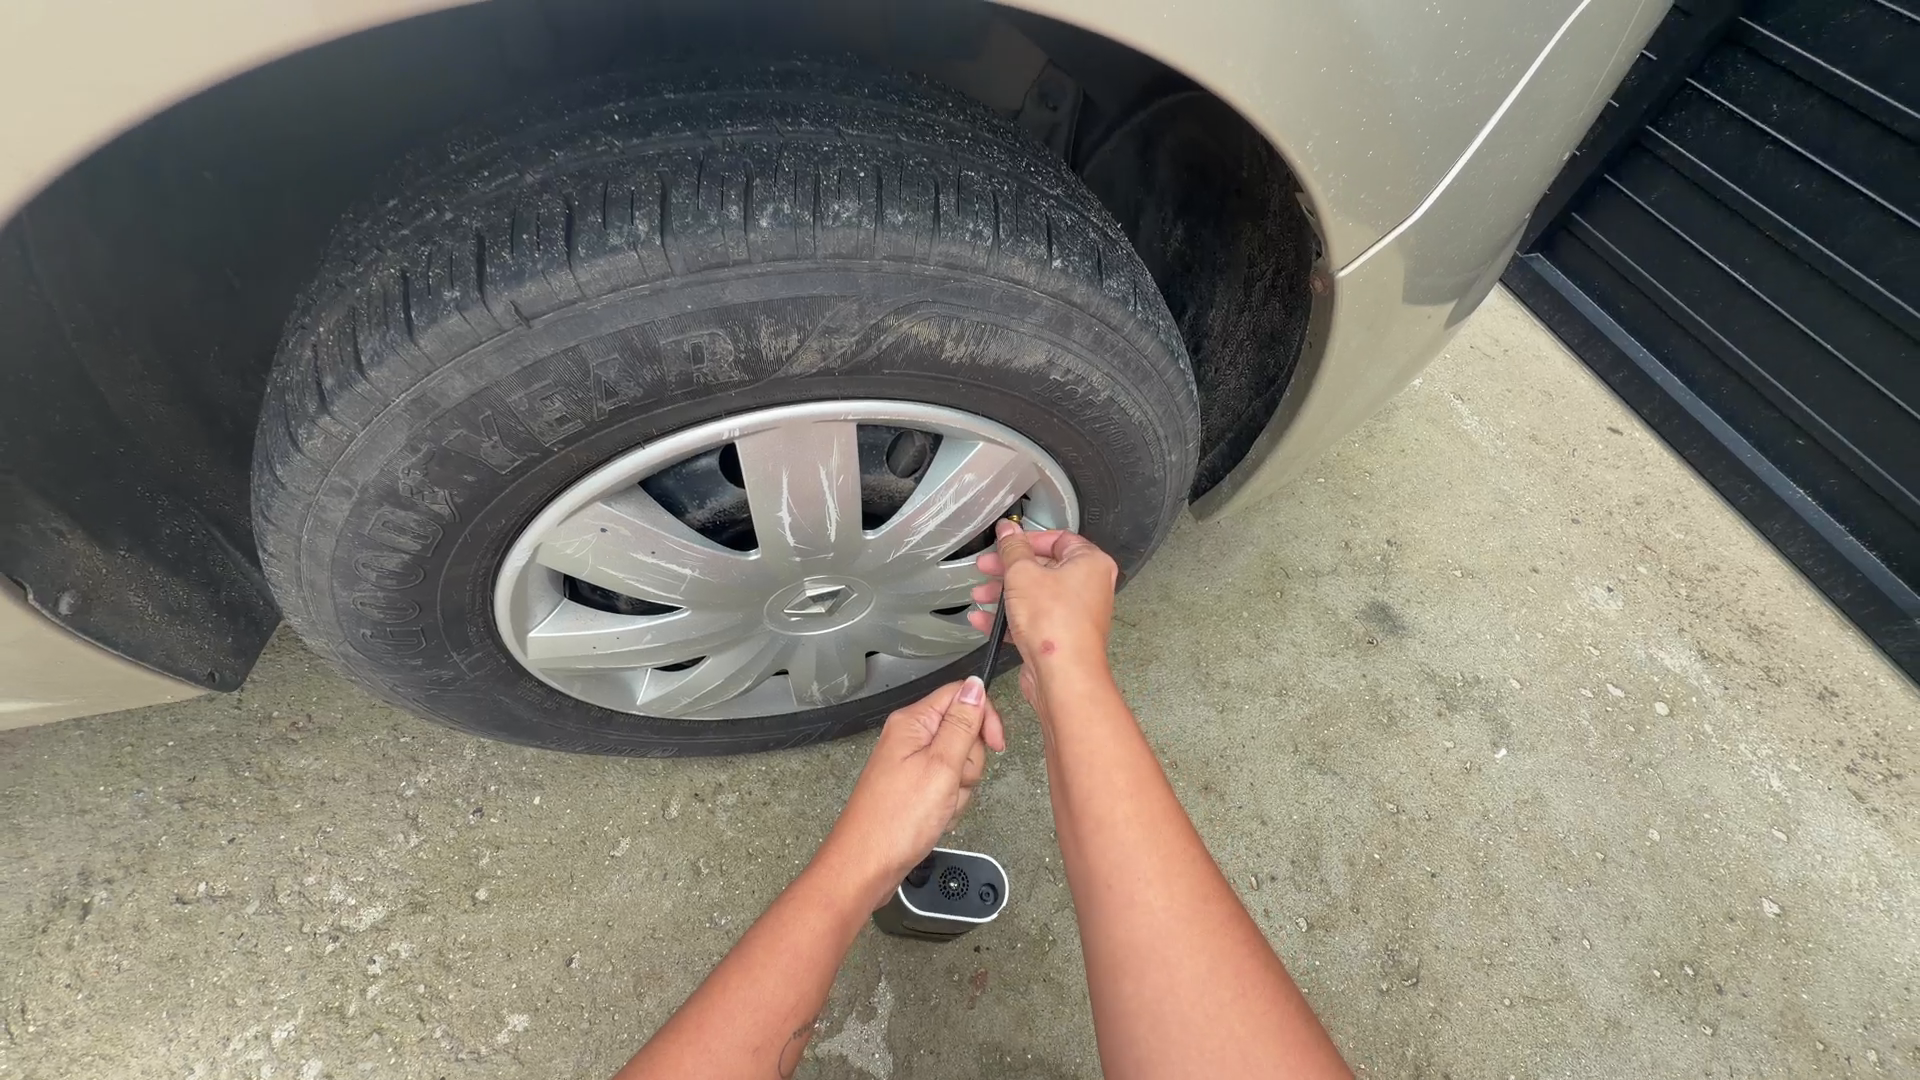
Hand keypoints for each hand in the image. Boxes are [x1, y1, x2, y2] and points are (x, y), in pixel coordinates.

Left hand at [815, 678, 1004, 908]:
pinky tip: (935, 817)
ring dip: (959, 788)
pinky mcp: (914, 786)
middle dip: (969, 763)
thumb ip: (962, 724)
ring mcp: (911, 763)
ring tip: (939, 805)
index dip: (984, 716)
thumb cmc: (896, 820)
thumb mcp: (941, 766)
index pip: (960, 695)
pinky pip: (947, 785)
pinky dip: (949, 803)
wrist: (866, 866)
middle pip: (963, 731)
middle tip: (951, 782)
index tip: (996, 744)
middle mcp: (910, 737)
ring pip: (959, 763)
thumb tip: (975, 685)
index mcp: (913, 722)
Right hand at [967, 523, 1119, 708]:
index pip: (1058, 539)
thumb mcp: (1023, 574)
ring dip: (1004, 594)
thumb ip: (1012, 549)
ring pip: (1035, 595)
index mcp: (1091, 563)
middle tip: (987, 567)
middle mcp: (1088, 587)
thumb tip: (1008, 531)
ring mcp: (1075, 614)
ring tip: (981, 595)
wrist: (1062, 676)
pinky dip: (1009, 618)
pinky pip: (1032, 619)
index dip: (1027, 539)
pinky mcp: (1061, 636)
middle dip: (1009, 569)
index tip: (1005, 542)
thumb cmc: (1057, 626)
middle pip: (1043, 567)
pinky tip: (984, 620)